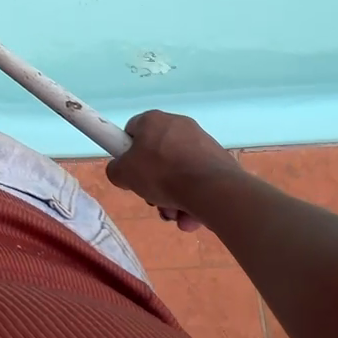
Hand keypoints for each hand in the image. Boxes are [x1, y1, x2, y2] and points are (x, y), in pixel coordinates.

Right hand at [107, 110, 241, 231]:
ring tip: (175, 215)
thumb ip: (115, 170)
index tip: (132, 172)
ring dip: (174, 196)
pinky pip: (200, 180)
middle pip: (157, 154)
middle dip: (154, 181)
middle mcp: (179, 125)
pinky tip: (192, 217)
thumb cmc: (162, 175)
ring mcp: (204, 143)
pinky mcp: (222, 162)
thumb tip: (122, 173)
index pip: (132, 131)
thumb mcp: (123, 174)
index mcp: (153, 120)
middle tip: (152, 198)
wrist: (215, 191)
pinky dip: (194, 198)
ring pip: (180, 171)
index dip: (128, 153)